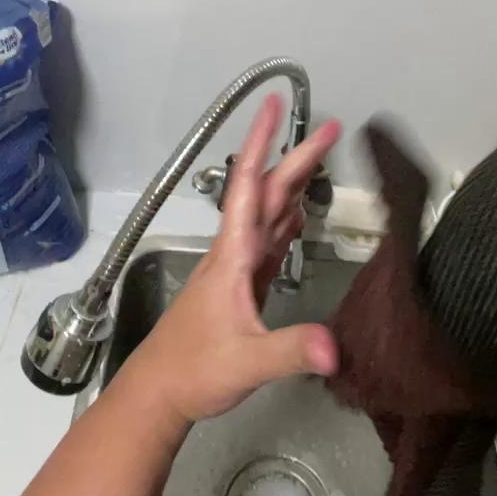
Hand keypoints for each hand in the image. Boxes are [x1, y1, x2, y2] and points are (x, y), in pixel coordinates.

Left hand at [118, 94, 341, 425]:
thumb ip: (290, 350)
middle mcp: (236, 249)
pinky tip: (302, 213)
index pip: (250, 185)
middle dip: (298, 156)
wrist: (161, 391)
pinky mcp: (245, 284)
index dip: (261, 141)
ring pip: (271, 211)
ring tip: (322, 156)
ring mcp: (240, 265)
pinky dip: (290, 219)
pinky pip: (272, 240)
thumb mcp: (246, 361)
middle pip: (270, 192)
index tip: (273, 104)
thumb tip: (335, 346)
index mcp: (234, 253)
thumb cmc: (194, 369)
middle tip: (332, 128)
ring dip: (295, 181)